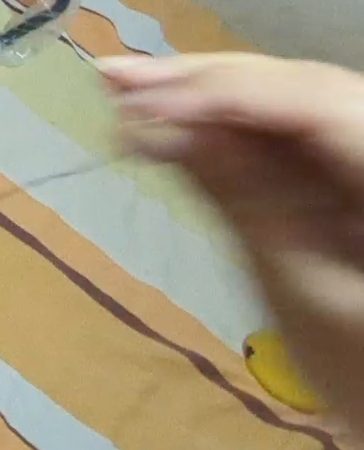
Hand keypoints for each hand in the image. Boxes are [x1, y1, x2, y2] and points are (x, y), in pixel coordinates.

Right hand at [103, 52, 363, 430]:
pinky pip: (283, 126)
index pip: (320, 108)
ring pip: (292, 97)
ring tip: (120, 86)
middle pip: (307, 89)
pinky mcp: (344, 172)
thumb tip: (160, 125)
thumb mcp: (304, 290)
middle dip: (206, 80)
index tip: (128, 97)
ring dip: (202, 90)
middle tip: (110, 78)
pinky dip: (215, 115)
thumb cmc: (360, 371)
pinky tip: (158, 110)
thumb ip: (245, 200)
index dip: (223, 92)